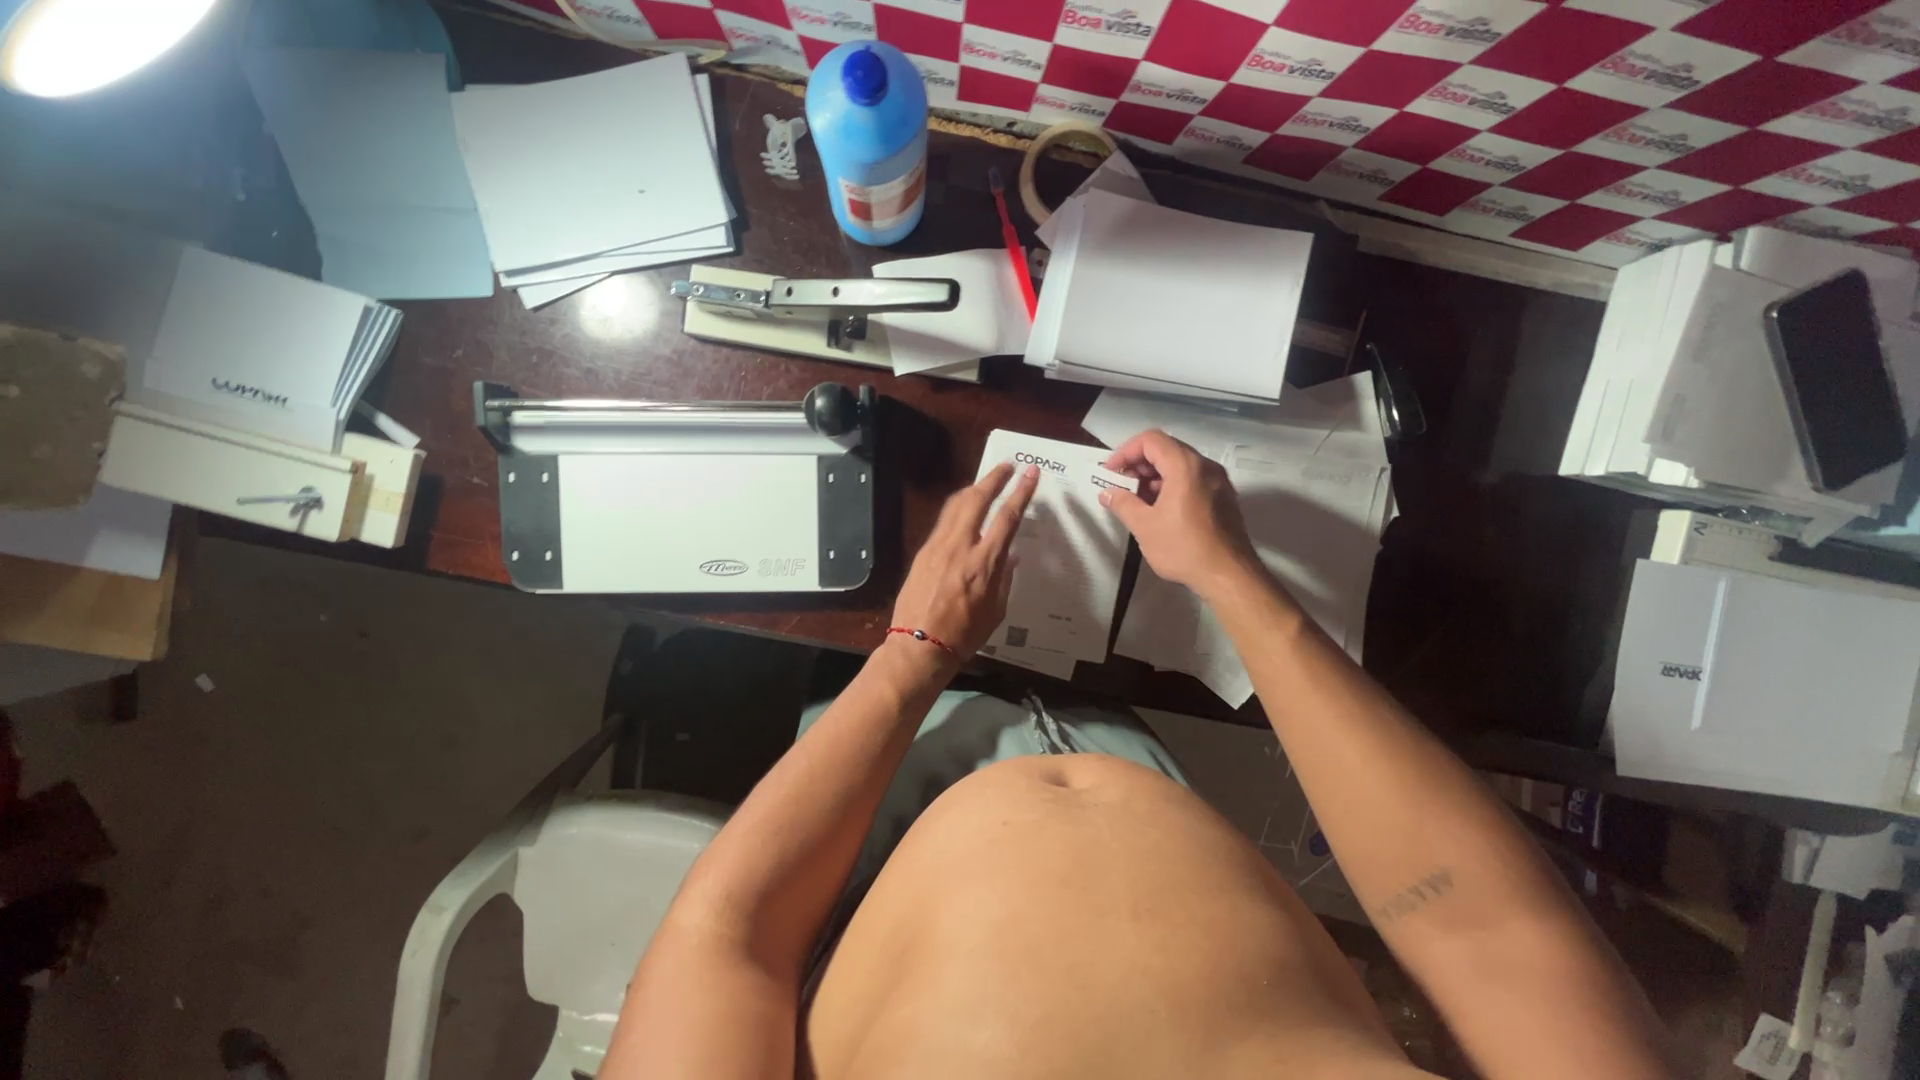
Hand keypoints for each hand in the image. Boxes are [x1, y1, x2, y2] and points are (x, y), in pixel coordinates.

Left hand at [891, 463, 1039, 658]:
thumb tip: (1010, 555)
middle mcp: (961, 547)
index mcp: (985, 563)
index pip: (1007, 518)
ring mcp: (938, 547)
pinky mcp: (923, 552)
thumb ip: (1005, 579)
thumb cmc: (965, 635)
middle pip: (978, 499)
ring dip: (974, 488)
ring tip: (986, 482)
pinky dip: (958, 508)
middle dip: (994, 478)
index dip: (1021, 492)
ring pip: (957, 505)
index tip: (1030, 474)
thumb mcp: (996, 610)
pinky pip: (944, 521)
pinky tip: (964, 510)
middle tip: (1008, 465)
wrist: (919, 646)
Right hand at [1099, 429, 1258, 598]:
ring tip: (1138, 500)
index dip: (1126, 451)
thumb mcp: (1144, 526)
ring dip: (1156, 476)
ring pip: (1181, 465)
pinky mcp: (1224, 497)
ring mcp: (1218, 481)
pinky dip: (1173, 485)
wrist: (1229, 575)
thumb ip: (1122, 503)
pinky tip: (1161, 510)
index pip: (1151, 440)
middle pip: (1167, 449)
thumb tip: (1107, 493)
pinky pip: (1194, 480)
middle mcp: (1205, 466)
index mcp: (1185, 466)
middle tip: (1122, 485)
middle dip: (1139, 464)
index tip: (1112, 472)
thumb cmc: (1184, 548)